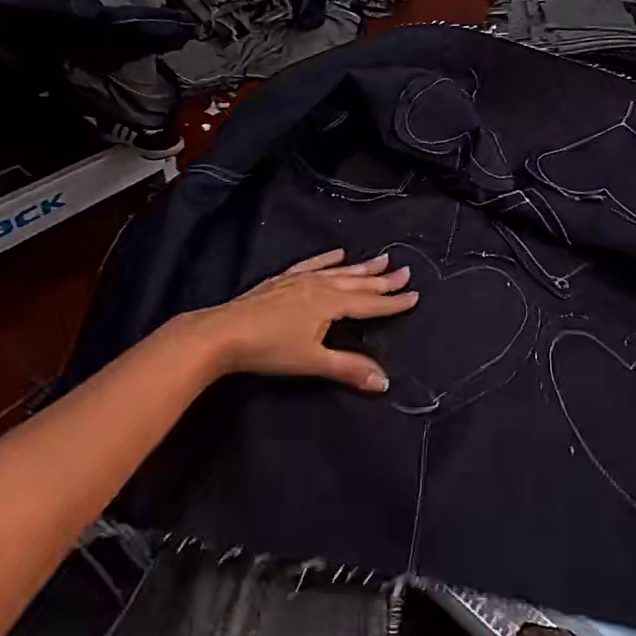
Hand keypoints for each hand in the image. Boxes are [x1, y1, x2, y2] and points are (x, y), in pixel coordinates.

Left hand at [166, 250, 417, 392]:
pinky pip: (311, 265)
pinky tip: (337, 253)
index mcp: (331, 304)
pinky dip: (326, 259)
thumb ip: (348, 368)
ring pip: (339, 271)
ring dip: (362, 267)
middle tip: (406, 270)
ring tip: (381, 259)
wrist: (220, 333)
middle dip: (383, 279)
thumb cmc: (269, 350)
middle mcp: (320, 287)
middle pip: (358, 283)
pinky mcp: (281, 281)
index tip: (415, 295)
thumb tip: (384, 382)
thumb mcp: (312, 362)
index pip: (370, 304)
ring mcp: (300, 281)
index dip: (393, 302)